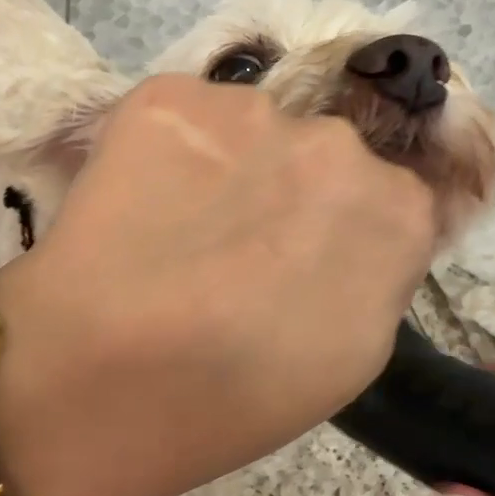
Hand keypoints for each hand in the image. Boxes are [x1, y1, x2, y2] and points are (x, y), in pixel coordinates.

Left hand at [0, 74, 438, 495]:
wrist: (99, 374)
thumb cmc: (227, 400)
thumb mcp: (345, 359)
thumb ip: (370, 275)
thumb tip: (347, 238)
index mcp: (396, 213)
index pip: (382, 195)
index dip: (329, 227)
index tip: (291, 257)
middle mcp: (336, 144)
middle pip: (315, 151)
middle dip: (280, 185)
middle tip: (222, 243)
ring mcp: (249, 111)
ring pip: (244, 126)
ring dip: (218, 161)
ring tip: (164, 224)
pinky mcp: (168, 96)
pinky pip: (179, 113)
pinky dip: (159, 147)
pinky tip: (130, 199)